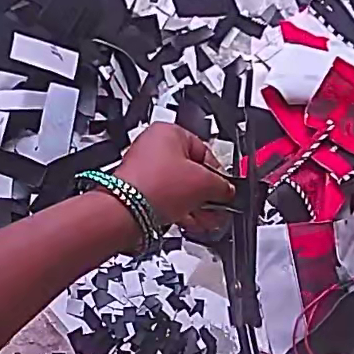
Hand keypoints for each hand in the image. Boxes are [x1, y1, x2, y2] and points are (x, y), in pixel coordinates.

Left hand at [113, 124, 234, 231]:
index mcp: (168, 132)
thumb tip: (227, 191)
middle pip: (190, 171)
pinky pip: (165, 199)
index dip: (219, 173)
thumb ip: (222, 185)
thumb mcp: (204, 183)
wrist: (125, 212)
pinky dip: (179, 210)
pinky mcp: (137, 193)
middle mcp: (152, 147)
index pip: (205, 150)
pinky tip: (191, 222)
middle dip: (207, 194)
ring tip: (207, 219)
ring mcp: (143, 170)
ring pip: (178, 188)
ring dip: (196, 205)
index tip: (226, 189)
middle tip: (218, 206)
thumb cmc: (154, 187)